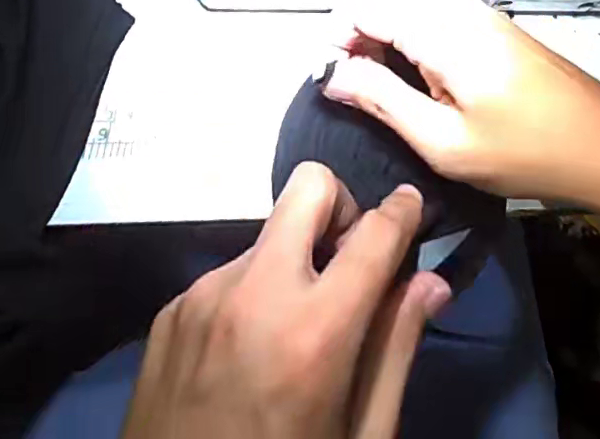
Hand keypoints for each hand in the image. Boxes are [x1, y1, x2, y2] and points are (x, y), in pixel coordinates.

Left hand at [122, 163, 451, 438]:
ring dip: (294, 261)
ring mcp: (203, 296)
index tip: (411, 207)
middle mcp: (254, 295)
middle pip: (310, 186)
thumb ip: (396, 349)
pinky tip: (244, 352)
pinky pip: (232, 273)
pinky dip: (254, 292)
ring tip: (287, 331)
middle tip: (346, 259)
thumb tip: (429, 280)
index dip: (403, 210)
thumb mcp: (359, 438)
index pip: (374, 233)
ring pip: (271, 234)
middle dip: (340, 207)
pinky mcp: (169, 310)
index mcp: (313, 334)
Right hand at [325, 0, 599, 215]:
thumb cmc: (523, 149)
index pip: (360, 3)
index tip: (338, 83)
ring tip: (392, 92)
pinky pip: (430, 13)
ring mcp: (474, 7)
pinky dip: (411, 38)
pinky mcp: (487, 20)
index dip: (338, 40)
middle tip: (363, 93)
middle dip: (357, 37)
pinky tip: (423, 80)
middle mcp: (454, 2)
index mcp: (439, 26)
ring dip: (383, 39)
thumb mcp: (444, 141)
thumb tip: (331, 74)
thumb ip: (381, 99)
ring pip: (403, 3)